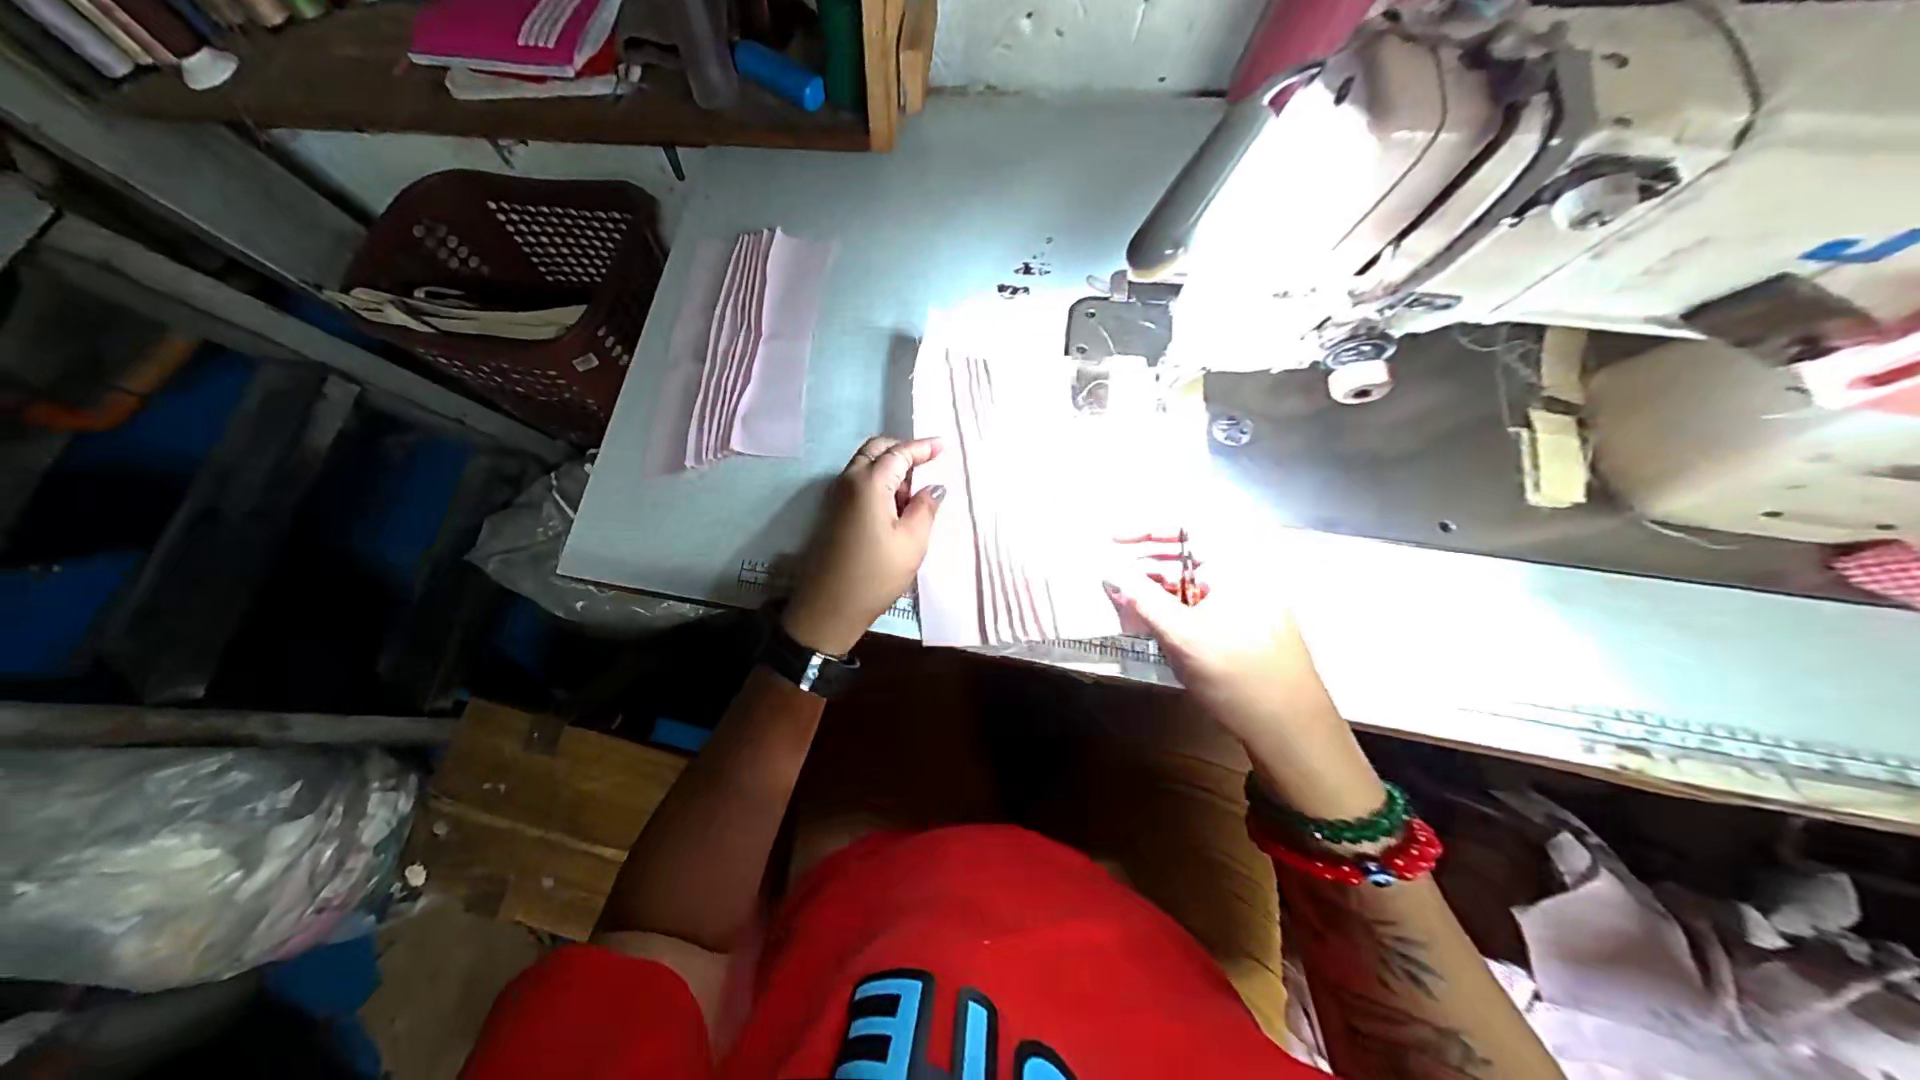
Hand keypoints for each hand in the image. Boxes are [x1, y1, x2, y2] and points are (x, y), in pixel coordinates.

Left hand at [783, 436, 946, 655]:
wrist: (828, 607)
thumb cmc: (875, 575)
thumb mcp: (912, 543)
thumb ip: (925, 508)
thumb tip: (933, 487)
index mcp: (869, 483)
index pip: (898, 453)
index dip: (922, 447)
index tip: (943, 445)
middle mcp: (848, 481)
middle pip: (876, 450)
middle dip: (902, 451)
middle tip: (927, 467)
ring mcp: (836, 496)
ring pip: (865, 465)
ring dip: (889, 469)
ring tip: (914, 496)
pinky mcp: (833, 512)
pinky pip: (858, 482)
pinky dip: (878, 483)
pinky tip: (895, 507)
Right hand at [1103, 532, 1385, 818]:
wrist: (1290, 728)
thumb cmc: (1236, 676)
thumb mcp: (1181, 635)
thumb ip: (1142, 599)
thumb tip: (1110, 572)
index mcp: (1235, 566)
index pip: (1188, 525)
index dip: (1148, 527)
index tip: (1114, 539)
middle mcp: (1242, 575)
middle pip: (1187, 552)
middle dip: (1145, 560)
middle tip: (1113, 573)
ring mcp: (1243, 602)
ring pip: (1191, 581)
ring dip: (1155, 587)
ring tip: (1124, 603)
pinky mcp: (1241, 626)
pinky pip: (1200, 603)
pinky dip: (1172, 607)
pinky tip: (1149, 624)